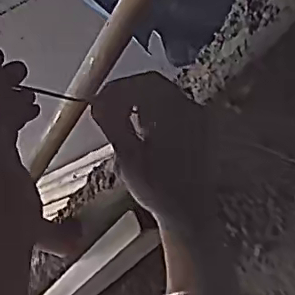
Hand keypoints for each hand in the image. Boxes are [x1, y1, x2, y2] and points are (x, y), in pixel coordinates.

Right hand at [92, 72, 212, 232]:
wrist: (189, 210)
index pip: (143, 84)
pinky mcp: (197, 126)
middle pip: (154, 84)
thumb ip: (113, 125)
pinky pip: (172, 106)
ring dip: (138, 100)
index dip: (117, 88)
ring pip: (163, 94)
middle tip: (105, 107)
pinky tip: (139, 126)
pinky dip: (151, 110)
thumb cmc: (159, 190)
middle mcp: (189, 110)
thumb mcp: (128, 158)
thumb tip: (97, 103)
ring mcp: (196, 117)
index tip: (99, 100)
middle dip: (126, 92)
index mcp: (174, 114)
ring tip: (118, 118)